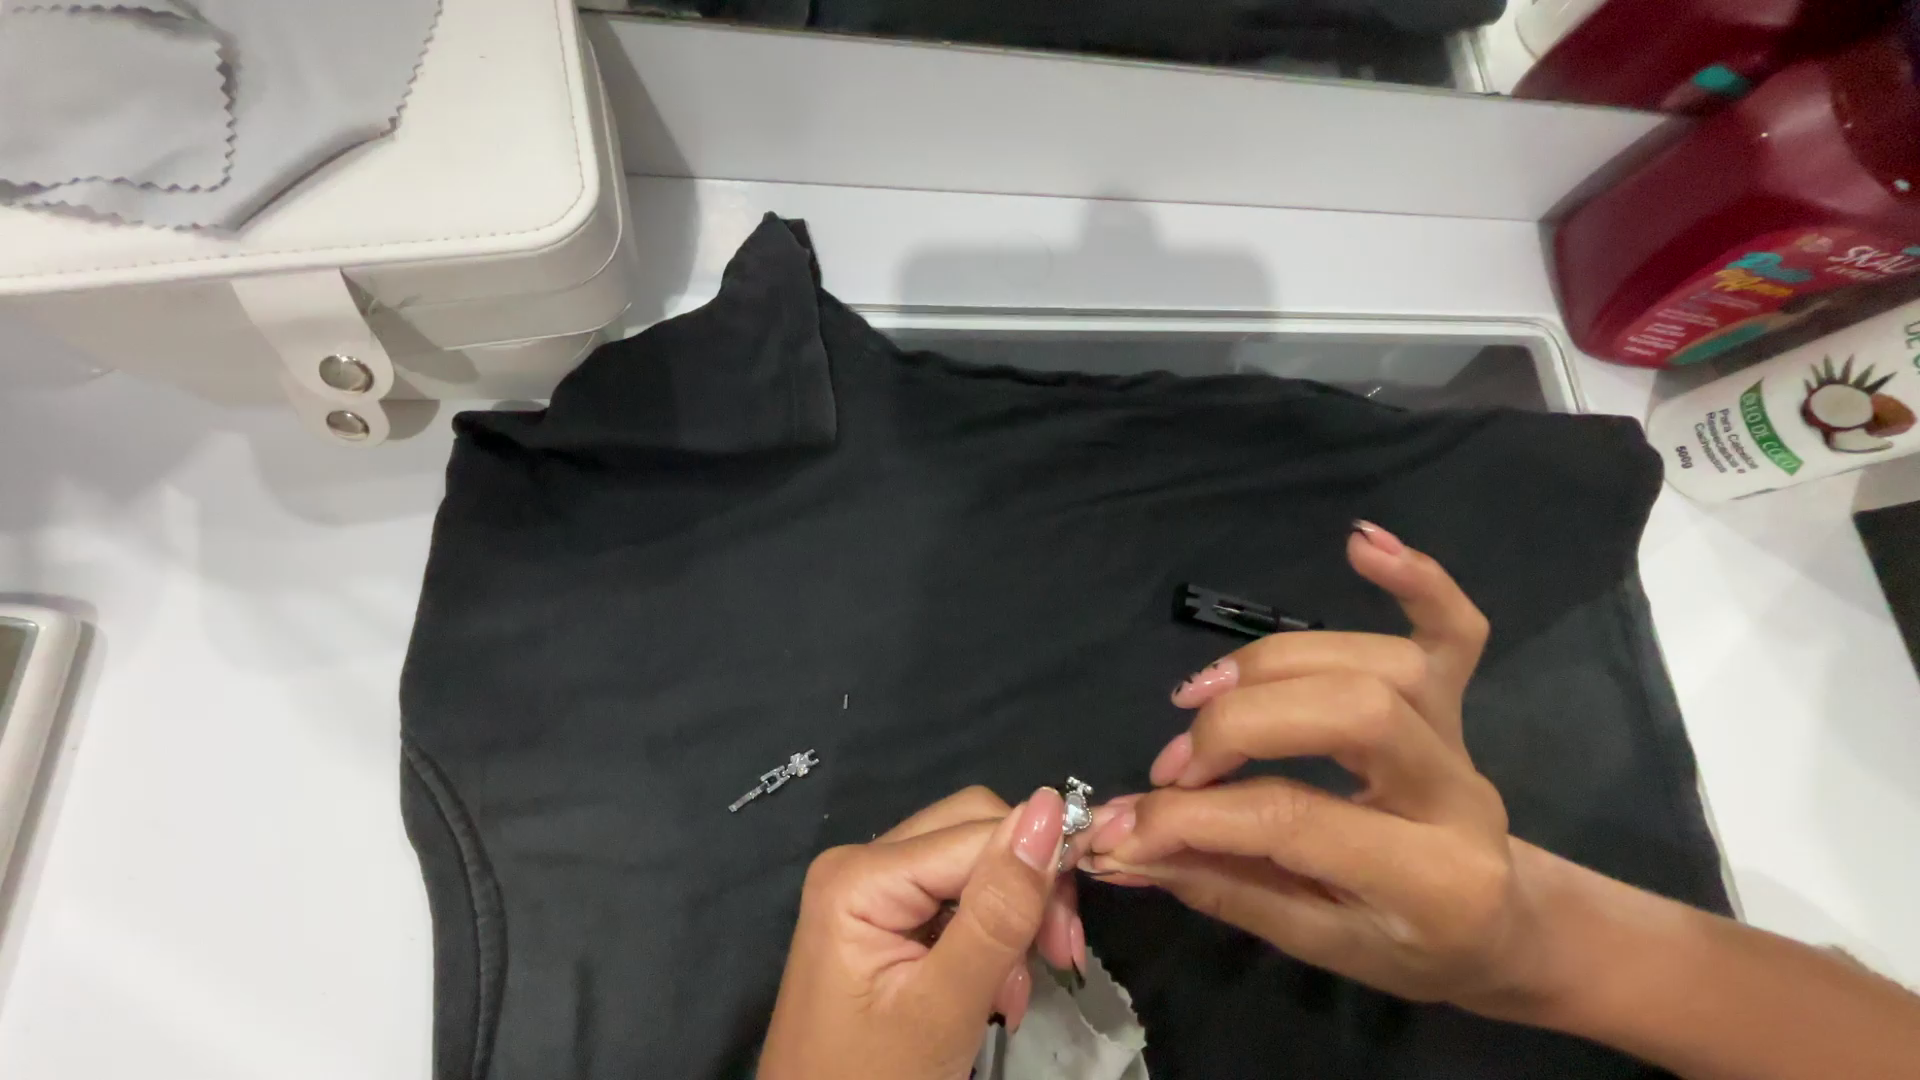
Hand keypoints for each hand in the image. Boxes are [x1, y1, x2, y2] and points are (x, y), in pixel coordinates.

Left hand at [760, 786, 1091, 1079]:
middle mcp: (862, 860)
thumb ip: (999, 911)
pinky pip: (957, 894)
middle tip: (1059, 959)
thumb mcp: (944, 1007)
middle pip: (974, 832)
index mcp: (861, 874)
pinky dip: (990, 933)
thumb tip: (1050, 805)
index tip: (1072, 941)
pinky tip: (997, 987)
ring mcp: (871, 886)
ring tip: (1016, 993)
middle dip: (1025, 890)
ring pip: (973, 861)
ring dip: (1013, 917)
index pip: (975, 831)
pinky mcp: (885, 913)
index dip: (1036, 865)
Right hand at [1084, 520, 1551, 1013]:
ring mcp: (1459, 736)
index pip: (1291, 819)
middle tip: (1175, 763)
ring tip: (1203, 691)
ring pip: (1375, 663)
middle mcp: (1454, 794)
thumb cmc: (1408, 947)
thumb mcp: (1313, 942)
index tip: (1120, 825)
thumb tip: (1116, 848)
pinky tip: (1362, 543)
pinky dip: (1417, 582)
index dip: (1190, 815)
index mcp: (1428, 880)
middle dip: (1237, 726)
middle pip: (1348, 712)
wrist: (1503, 927)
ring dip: (1274, 663)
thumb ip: (1215, 884)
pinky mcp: (1454, 700)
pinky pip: (1453, 630)